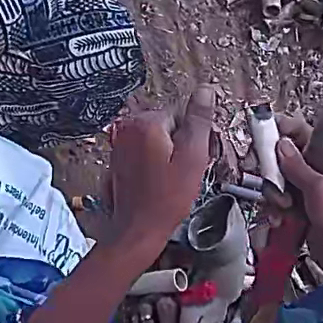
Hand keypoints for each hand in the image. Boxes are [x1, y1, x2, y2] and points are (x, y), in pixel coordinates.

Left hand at [103, 87, 218, 257]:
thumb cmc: (166, 200)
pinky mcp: (117, 160)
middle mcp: (128, 129)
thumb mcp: (192, 157)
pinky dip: (153, 163)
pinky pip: (143, 152)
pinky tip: (157, 183)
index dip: (194, 137)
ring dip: (167, 154)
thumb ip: (199, 120)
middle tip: (185, 171)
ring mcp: (119, 144)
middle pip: (167, 124)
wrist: (136, 231)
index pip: (182, 114)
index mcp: (147, 123)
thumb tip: (205, 90)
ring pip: (156, 139)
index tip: (195, 158)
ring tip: (171, 179)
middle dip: (180, 143)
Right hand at [275, 117, 322, 267]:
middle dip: (272, 171)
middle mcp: (313, 170)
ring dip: (275, 195)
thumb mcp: (319, 189)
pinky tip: (282, 218)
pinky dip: (275, 210)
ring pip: (276, 181)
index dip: (281, 131)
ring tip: (286, 207)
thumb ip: (297, 166)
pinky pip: (277, 201)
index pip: (300, 132)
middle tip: (271, 179)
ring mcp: (304, 190)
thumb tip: (281, 143)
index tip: (262, 136)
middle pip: (281, 157)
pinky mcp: (297, 208)